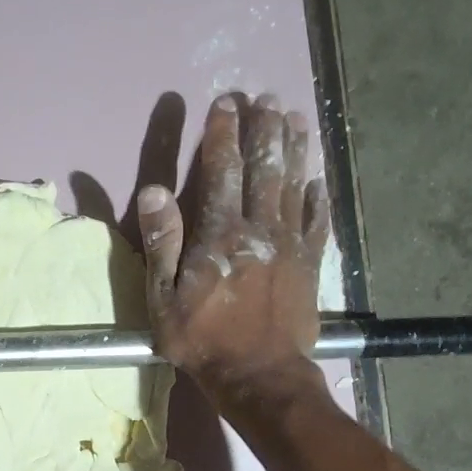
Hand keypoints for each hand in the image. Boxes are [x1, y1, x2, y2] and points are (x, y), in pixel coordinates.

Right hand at [137, 93, 329, 413]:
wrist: (258, 373)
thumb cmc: (201, 339)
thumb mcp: (162, 297)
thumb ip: (161, 242)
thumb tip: (154, 191)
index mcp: (219, 233)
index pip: (220, 171)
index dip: (222, 134)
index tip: (224, 103)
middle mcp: (259, 227)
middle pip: (263, 167)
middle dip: (262, 129)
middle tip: (264, 97)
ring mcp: (290, 243)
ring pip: (294, 183)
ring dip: (293, 147)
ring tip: (293, 117)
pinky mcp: (310, 263)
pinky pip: (316, 219)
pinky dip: (317, 194)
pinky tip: (316, 177)